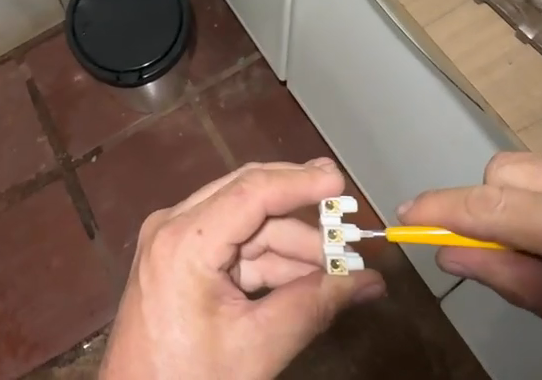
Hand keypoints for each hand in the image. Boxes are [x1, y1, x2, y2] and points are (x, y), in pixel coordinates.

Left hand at [101, 159, 384, 379]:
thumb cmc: (190, 378)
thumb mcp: (256, 346)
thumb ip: (312, 306)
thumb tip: (367, 280)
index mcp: (185, 238)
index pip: (251, 191)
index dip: (301, 182)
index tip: (342, 182)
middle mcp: (175, 224)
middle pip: (249, 198)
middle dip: (303, 210)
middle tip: (351, 218)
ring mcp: (175, 238)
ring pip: (246, 223)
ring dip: (294, 242)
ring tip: (344, 265)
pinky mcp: (181, 257)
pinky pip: (235, 245)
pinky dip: (273, 260)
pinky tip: (312, 276)